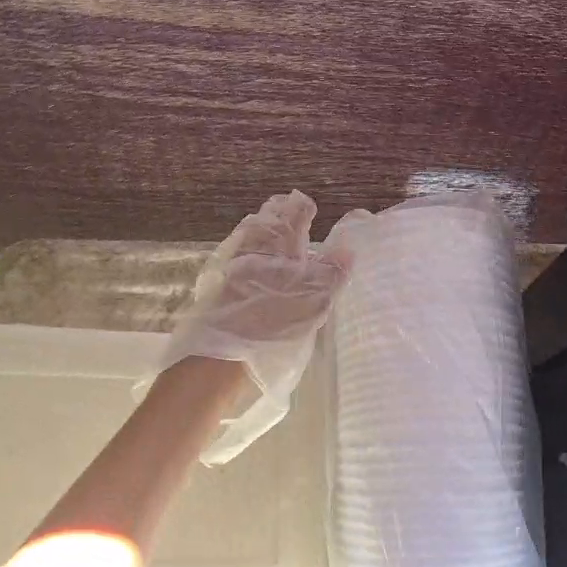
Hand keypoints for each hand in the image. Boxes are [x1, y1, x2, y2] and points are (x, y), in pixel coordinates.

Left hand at [162, 191, 348, 463]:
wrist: (219, 362)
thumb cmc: (272, 328)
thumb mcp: (312, 301)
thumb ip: (330, 273)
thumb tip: (347, 248)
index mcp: (277, 250)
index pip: (292, 217)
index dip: (301, 209)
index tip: (308, 204)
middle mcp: (251, 254)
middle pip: (265, 225)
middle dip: (277, 215)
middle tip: (287, 209)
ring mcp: (231, 273)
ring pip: (248, 242)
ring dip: (260, 233)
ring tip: (268, 230)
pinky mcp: (218, 294)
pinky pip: (238, 263)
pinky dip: (248, 257)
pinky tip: (251, 269)